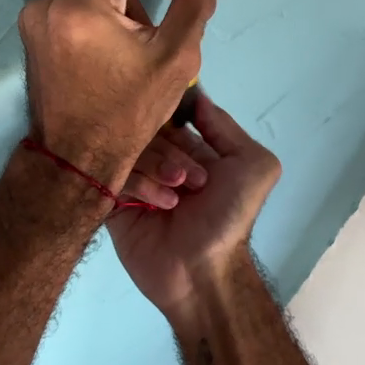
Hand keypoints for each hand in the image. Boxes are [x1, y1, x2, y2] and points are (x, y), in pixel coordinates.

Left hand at [18, 0, 232, 186]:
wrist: (76, 157)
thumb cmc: (129, 114)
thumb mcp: (175, 57)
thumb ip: (197, 3)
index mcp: (81, 6)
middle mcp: (50, 2)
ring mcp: (36, 15)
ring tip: (151, 31)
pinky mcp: (34, 28)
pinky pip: (77, 1)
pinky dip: (105, 9)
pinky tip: (123, 39)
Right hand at [107, 93, 281, 323]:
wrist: (203, 273)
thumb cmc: (230, 219)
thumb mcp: (252, 165)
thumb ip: (224, 125)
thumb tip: (195, 91)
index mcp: (189, 151)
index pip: (169, 116)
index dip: (175, 119)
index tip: (182, 129)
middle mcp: (160, 162)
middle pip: (148, 132)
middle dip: (170, 152)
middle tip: (188, 179)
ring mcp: (134, 181)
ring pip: (130, 151)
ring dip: (157, 171)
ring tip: (175, 198)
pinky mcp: (111, 201)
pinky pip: (112, 175)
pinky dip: (138, 187)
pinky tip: (156, 208)